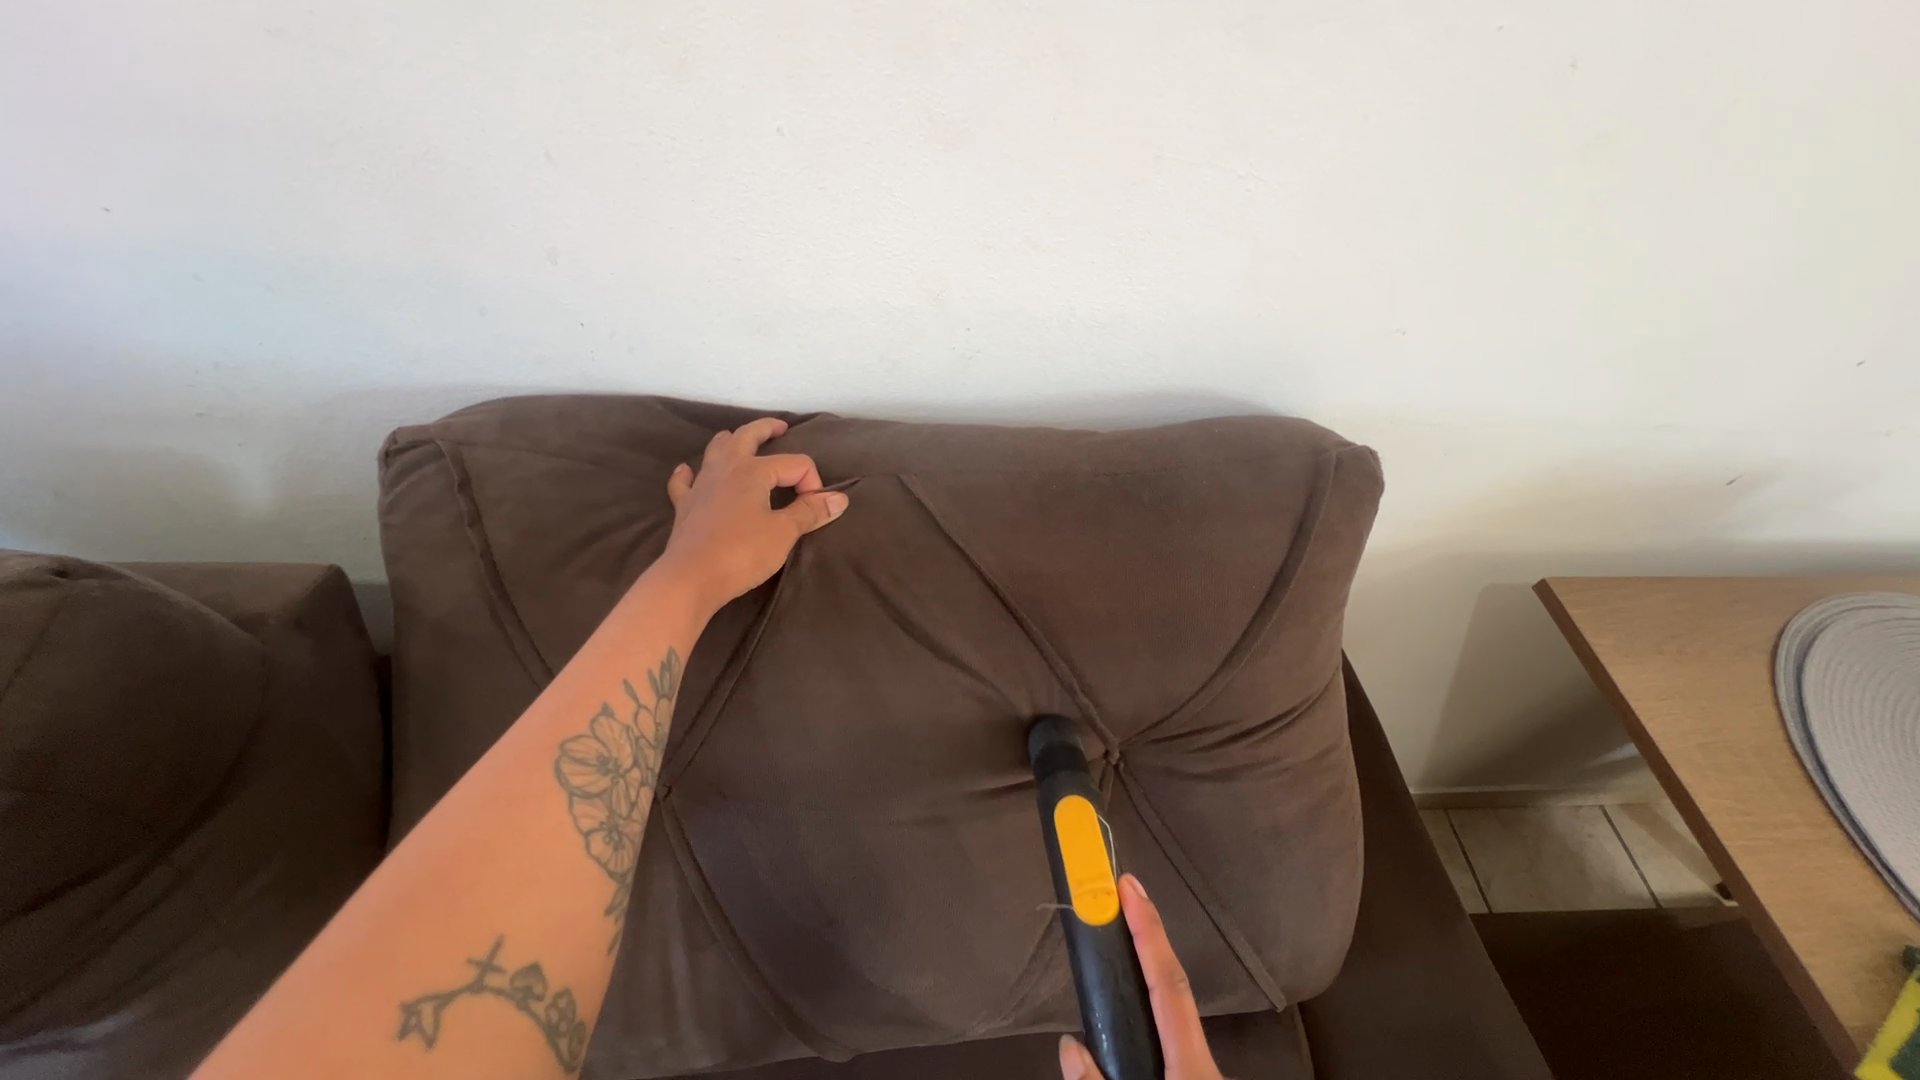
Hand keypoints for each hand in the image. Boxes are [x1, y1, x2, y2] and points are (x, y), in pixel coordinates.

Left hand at [656, 418, 848, 613]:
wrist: (691, 578)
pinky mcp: (685, 505)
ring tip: (739, 440)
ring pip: (716, 450)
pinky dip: (689, 473)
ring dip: (730, 441)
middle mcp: (726, 468)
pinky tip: (688, 471)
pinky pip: (685, 481)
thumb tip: (839, 498)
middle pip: (747, 437)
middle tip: (779, 427)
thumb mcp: (784, 532)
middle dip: (766, 429)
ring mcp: (701, 485)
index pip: (795, 464)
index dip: (812, 484)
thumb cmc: (742, 552)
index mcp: (753, 470)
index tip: (816, 510)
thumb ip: (810, 512)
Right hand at [1057, 874, 1228, 1079]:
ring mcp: (1210, 1074)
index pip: (1167, 984)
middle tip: (1118, 900)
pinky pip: (1176, 1048)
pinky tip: (1132, 1032)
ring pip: (1175, 1025)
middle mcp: (1208, 1064)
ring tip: (1115, 957)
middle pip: (1175, 993)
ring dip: (1146, 992)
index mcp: (1193, 1068)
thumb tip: (1069, 1044)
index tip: (1128, 885)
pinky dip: (1152, 1028)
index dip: (1147, 931)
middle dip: (1149, 944)